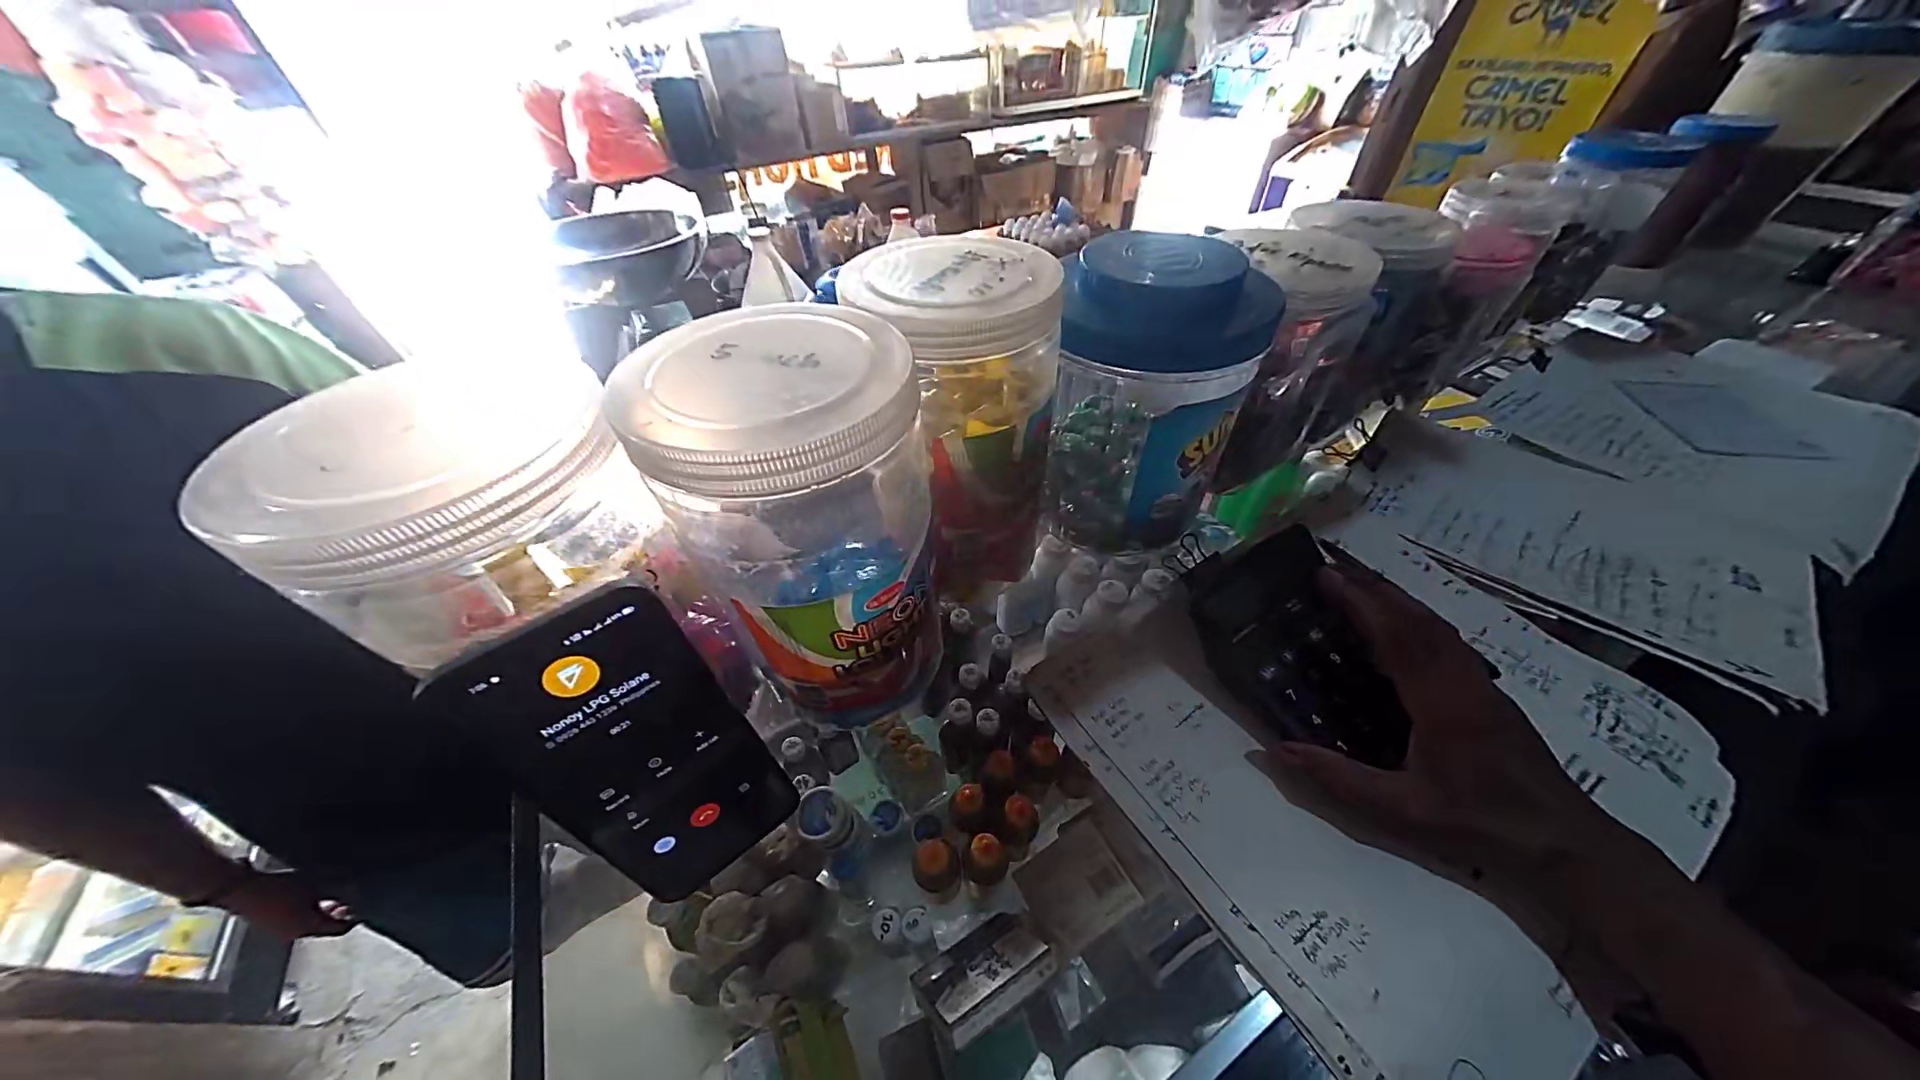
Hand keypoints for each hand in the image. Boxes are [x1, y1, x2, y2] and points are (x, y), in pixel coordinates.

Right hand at [216, 872, 357, 939]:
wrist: (243, 891)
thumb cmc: (281, 888)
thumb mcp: (317, 886)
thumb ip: (339, 891)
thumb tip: (355, 891)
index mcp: (308, 927)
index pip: (338, 930)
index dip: (353, 920)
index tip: (365, 910)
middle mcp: (294, 934)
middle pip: (324, 928)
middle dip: (339, 915)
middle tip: (351, 901)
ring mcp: (280, 932)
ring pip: (310, 925)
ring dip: (324, 913)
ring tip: (334, 898)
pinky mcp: (271, 926)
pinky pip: (297, 922)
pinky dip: (309, 913)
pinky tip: (313, 900)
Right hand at [1247, 563, 1634, 897]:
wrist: (1568, 845)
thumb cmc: (1482, 826)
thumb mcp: (1403, 812)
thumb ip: (1338, 778)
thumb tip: (1276, 750)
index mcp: (1443, 704)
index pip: (1398, 638)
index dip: (1361, 603)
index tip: (1325, 576)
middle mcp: (1464, 683)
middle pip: (1418, 620)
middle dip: (1373, 589)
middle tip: (1330, 570)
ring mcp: (1482, 686)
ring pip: (1437, 627)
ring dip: (1396, 600)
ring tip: (1357, 586)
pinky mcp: (1489, 695)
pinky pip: (1446, 641)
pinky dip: (1414, 619)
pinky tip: (1397, 626)